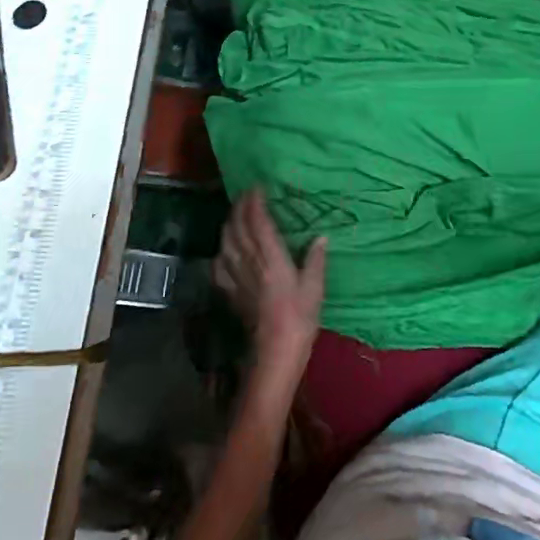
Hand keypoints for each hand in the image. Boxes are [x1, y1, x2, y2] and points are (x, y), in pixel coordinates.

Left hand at [212, 188, 325, 369]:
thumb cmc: (299, 318)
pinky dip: (220, 250)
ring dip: (228, 224)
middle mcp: (249, 261)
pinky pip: (219, 264)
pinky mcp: (229, 291)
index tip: (257, 187)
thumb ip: (315, 260)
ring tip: (236, 215)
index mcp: (271, 257)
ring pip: (225, 242)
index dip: (255, 202)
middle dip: (239, 208)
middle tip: (246, 196)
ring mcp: (235, 276)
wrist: (274, 351)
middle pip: (237, 227)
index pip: (258, 221)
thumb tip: (320, 237)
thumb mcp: (314, 287)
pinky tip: (224, 249)